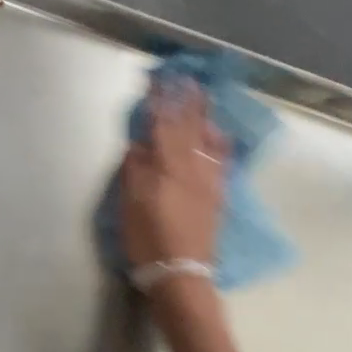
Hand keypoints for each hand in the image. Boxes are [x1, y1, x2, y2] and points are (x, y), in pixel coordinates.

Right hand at [120, 80, 230, 268]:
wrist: (181, 273)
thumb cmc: (147, 237)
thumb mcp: (130, 202)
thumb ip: (135, 168)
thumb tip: (140, 142)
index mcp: (166, 166)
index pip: (162, 125)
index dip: (160, 102)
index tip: (159, 80)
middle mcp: (191, 167)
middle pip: (188, 127)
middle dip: (186, 101)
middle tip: (187, 78)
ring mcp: (208, 181)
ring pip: (207, 140)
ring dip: (204, 115)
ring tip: (204, 97)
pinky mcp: (217, 195)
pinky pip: (221, 160)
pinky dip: (219, 143)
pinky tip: (220, 136)